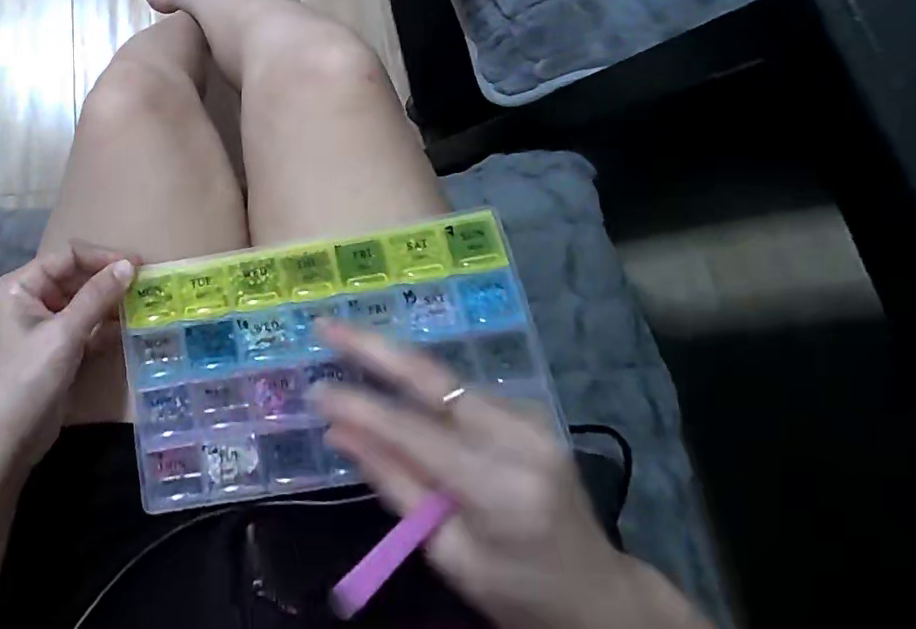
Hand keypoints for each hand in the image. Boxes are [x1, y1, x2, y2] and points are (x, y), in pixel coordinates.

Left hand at [0, 245, 138, 472]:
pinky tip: (131, 329)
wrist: (1, 445)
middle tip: (148, 286)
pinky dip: (106, 327)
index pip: (68, 256)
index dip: (103, 257)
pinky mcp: (58, 351)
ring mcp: (45, 326)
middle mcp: (32, 299)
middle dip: (110, 280)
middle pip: (77, 277)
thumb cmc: (26, 378)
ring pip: (85, 303)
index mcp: (22, 286)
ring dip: (112, 304)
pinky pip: (87, 328)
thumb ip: (97, 297)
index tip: (138, 265)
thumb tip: (130, 265)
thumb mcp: (64, 334)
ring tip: (146, 305)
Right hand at [311, 321, 706, 628]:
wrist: (600, 592)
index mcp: (501, 489)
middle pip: (433, 378)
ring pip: (444, 378)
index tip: (315, 390)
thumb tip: (337, 432)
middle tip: (325, 324)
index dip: (361, 407)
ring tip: (343, 339)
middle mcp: (519, 438)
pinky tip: (386, 373)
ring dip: (391, 357)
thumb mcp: (450, 554)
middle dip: (373, 346)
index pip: (415, 433)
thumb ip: (394, 484)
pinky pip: (458, 389)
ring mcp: (529, 417)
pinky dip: (416, 380)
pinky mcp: (527, 410)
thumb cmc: (519, 592)